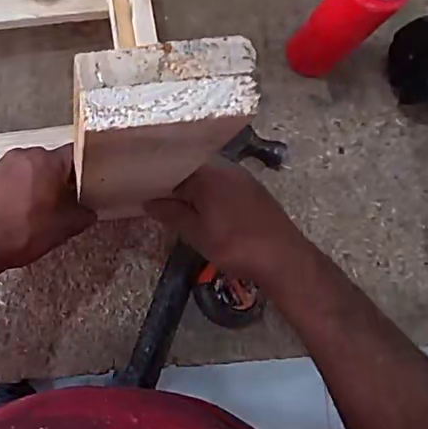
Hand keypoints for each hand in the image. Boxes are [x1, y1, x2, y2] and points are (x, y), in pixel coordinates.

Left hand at [0, 146, 95, 274]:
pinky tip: (20, 211)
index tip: (89, 184)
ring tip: (41, 209)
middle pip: (51, 161)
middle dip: (60, 179)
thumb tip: (89, 211)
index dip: (85, 169)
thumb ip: (83, 214)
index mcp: (46, 160)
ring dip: (38, 184)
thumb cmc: (21, 232)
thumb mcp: (64, 227)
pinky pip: (11, 178)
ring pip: (30, 169)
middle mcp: (24, 155)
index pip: (75, 154)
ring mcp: (2, 164)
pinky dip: (19, 189)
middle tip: (67, 201)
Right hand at [143, 160, 309, 286]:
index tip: (143, 192)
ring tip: (180, 210)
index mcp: (207, 175)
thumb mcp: (197, 234)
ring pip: (210, 180)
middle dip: (176, 187)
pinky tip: (207, 213)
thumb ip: (172, 215)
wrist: (284, 259)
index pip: (173, 171)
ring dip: (195, 192)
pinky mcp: (255, 191)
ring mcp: (243, 178)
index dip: (157, 183)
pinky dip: (212, 196)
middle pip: (192, 172)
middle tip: (158, 203)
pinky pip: (225, 187)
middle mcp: (225, 169)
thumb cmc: (235, 246)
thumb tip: (150, 202)